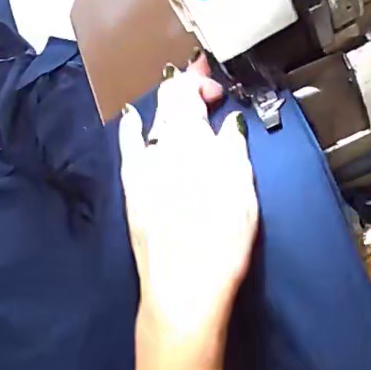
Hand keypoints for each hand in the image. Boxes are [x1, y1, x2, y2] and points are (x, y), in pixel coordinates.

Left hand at [119, 63, 256, 359]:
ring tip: (183, 109)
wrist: (183, 287)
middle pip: (168, 104)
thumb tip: (228, 123)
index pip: (187, 92)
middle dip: (186, 90)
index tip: (216, 87)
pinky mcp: (132, 189)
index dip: (200, 82)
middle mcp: (160, 147)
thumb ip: (233, 147)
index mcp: (191, 142)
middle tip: (205, 93)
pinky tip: (132, 119)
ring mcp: (141, 168)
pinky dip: (132, 128)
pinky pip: (128, 147)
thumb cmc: (222, 241)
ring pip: (151, 122)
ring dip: (167, 110)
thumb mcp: (242, 189)